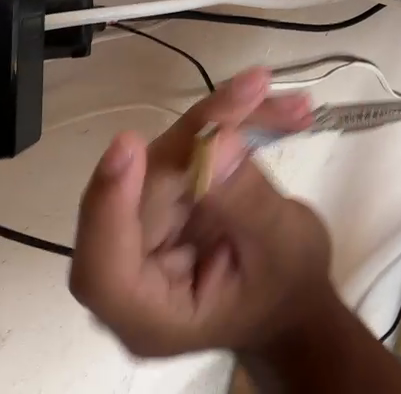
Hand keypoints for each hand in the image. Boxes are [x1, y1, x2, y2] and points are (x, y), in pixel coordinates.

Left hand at [69, 67, 329, 357]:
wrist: (296, 299)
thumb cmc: (287, 290)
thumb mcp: (282, 251)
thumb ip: (247, 203)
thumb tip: (218, 145)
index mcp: (149, 312)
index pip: (104, 265)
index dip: (110, 205)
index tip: (129, 145)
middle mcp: (135, 267)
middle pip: (145, 191)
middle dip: (202, 132)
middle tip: (255, 88)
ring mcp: (150, 229)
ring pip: (172, 160)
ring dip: (230, 121)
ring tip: (294, 106)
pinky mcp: (172, 200)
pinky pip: (194, 153)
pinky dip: (237, 128)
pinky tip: (283, 113)